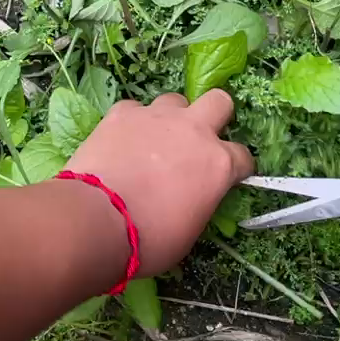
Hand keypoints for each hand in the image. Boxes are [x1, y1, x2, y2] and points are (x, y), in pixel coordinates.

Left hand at [62, 91, 253, 274]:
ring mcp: (157, 116)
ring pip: (174, 101)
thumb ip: (199, 199)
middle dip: (215, 115)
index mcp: (217, 164)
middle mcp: (193, 131)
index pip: (243, 157)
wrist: (97, 219)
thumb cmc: (149, 239)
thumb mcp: (189, 230)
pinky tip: (121, 141)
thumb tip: (193, 194)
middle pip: (219, 101)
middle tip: (198, 139)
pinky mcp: (123, 112)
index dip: (236, 168)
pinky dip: (132, 123)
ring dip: (169, 119)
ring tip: (152, 141)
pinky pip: (134, 109)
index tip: (226, 178)